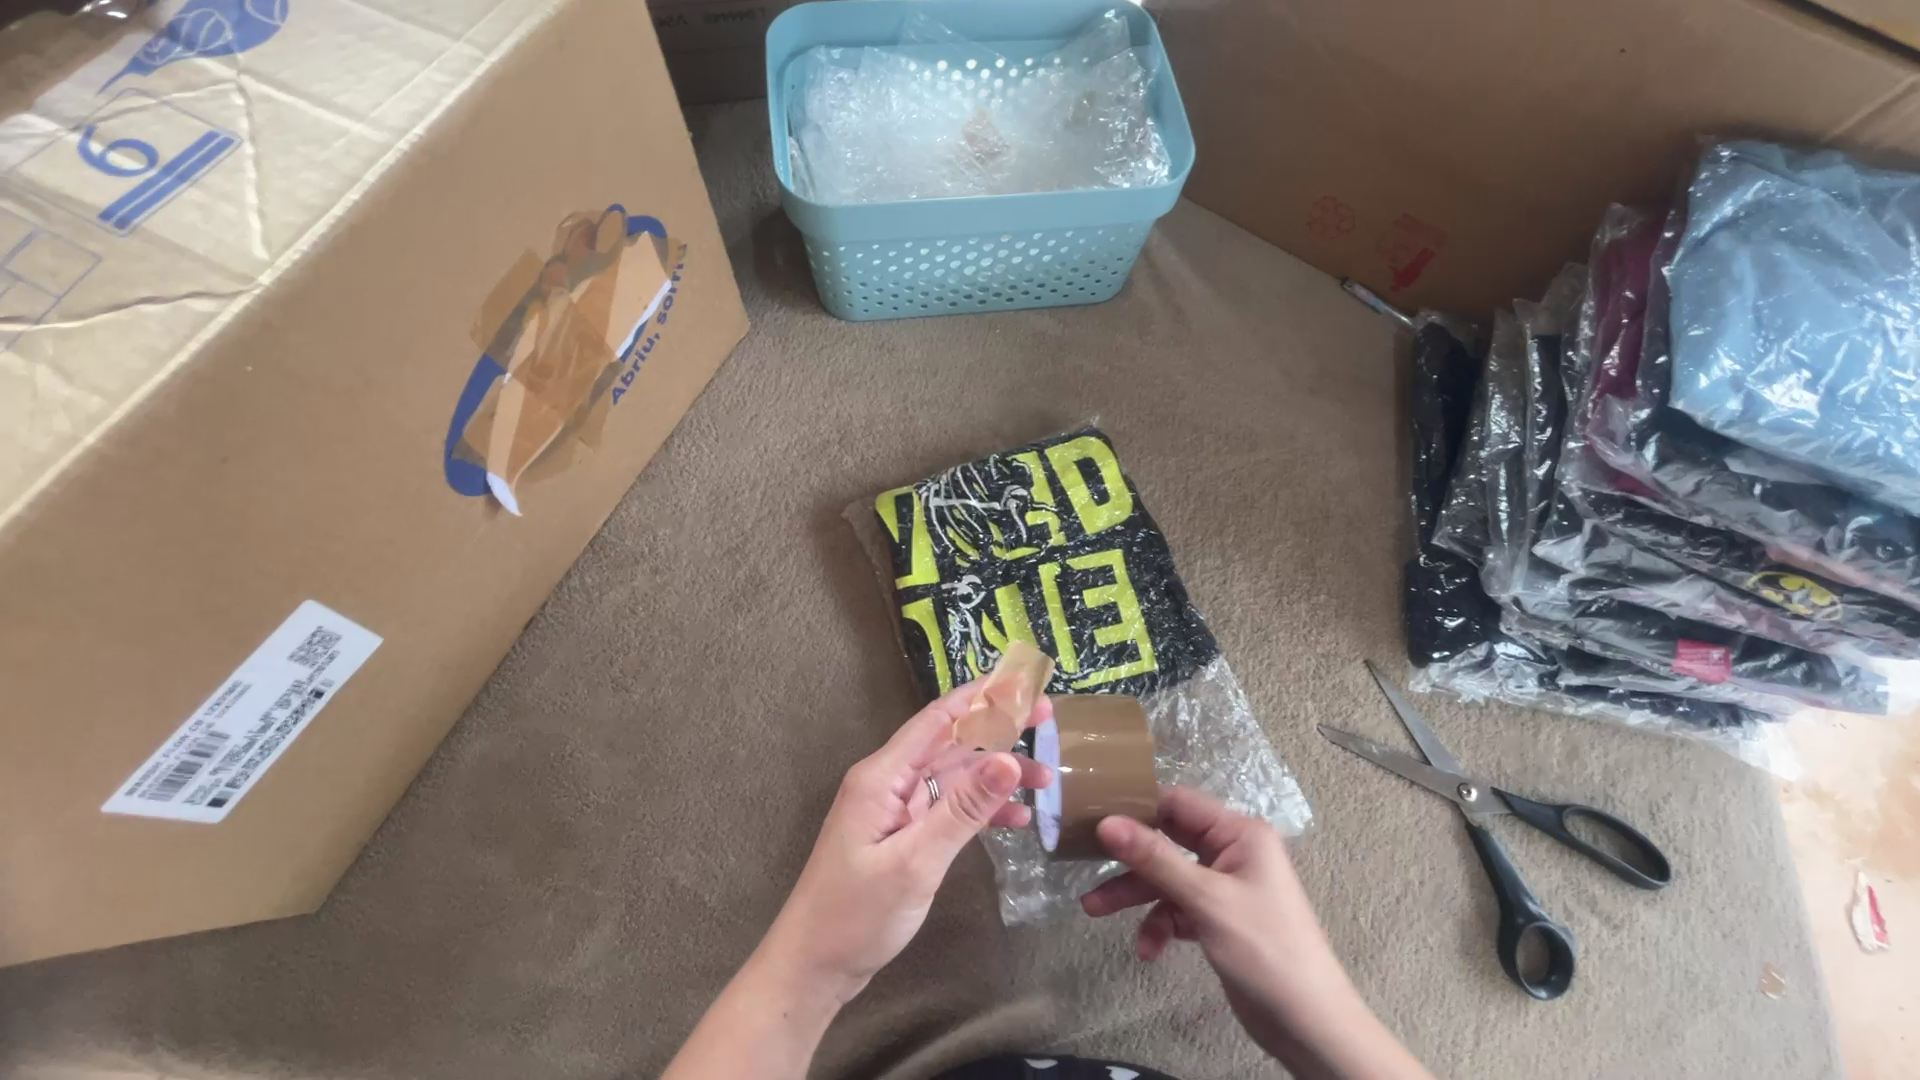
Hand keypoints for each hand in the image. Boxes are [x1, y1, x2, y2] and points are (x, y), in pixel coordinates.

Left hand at [761, 681, 1053, 1003]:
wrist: (812, 968)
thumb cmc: (856, 915)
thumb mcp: (917, 861)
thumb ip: (964, 809)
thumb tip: (1009, 759)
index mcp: (883, 775)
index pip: (939, 719)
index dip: (983, 697)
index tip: (1025, 684)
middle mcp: (889, 782)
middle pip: (951, 742)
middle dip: (998, 730)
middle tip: (1047, 720)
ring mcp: (895, 809)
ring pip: (954, 777)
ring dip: (996, 775)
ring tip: (1046, 779)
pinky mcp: (902, 835)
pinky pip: (947, 808)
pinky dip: (980, 810)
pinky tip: (1016, 818)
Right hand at [1081, 787, 1431, 1079]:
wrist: (1311, 1028)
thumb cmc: (1265, 950)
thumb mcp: (1206, 900)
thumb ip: (1155, 858)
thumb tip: (1105, 822)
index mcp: (1239, 833)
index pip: (1178, 803)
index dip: (1136, 809)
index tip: (1093, 818)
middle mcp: (1231, 851)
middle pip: (1167, 841)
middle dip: (1128, 859)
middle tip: (1084, 863)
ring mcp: (1224, 886)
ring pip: (1166, 878)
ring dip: (1134, 895)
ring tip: (1093, 910)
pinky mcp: (1217, 918)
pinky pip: (1176, 909)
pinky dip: (1160, 925)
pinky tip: (1149, 950)